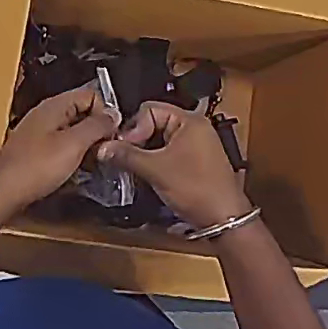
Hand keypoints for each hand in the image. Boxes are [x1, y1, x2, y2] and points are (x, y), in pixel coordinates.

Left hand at [0, 84, 117, 220]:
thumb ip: (97, 126)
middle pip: (83, 113)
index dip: (105, 113)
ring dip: (86, 146)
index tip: (111, 135)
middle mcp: (46, 115)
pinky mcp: (36, 152)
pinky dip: (72, 156)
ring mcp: (39, 133)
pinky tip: (74, 171)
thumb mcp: (74, 144)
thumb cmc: (34, 168)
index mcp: (54, 106)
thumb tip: (114, 114)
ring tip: (91, 164)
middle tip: (103, 151)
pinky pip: (62, 147)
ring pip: (73, 131)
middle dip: (97, 131)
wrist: (2, 193)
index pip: (91, 95)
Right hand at [97, 102, 250, 229]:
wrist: (222, 218)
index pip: (149, 110)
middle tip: (122, 157)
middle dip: (136, 140)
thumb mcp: (156, 169)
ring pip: (158, 141)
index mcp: (189, 121)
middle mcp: (193, 128)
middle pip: (153, 124)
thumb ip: (127, 155)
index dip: (133, 127)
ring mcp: (195, 146)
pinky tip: (146, 174)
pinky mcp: (193, 162)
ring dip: (143, 153)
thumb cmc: (198, 189)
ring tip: (131, 166)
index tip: (121, 146)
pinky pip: (167, 153)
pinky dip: (154, 161)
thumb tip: (104, 147)